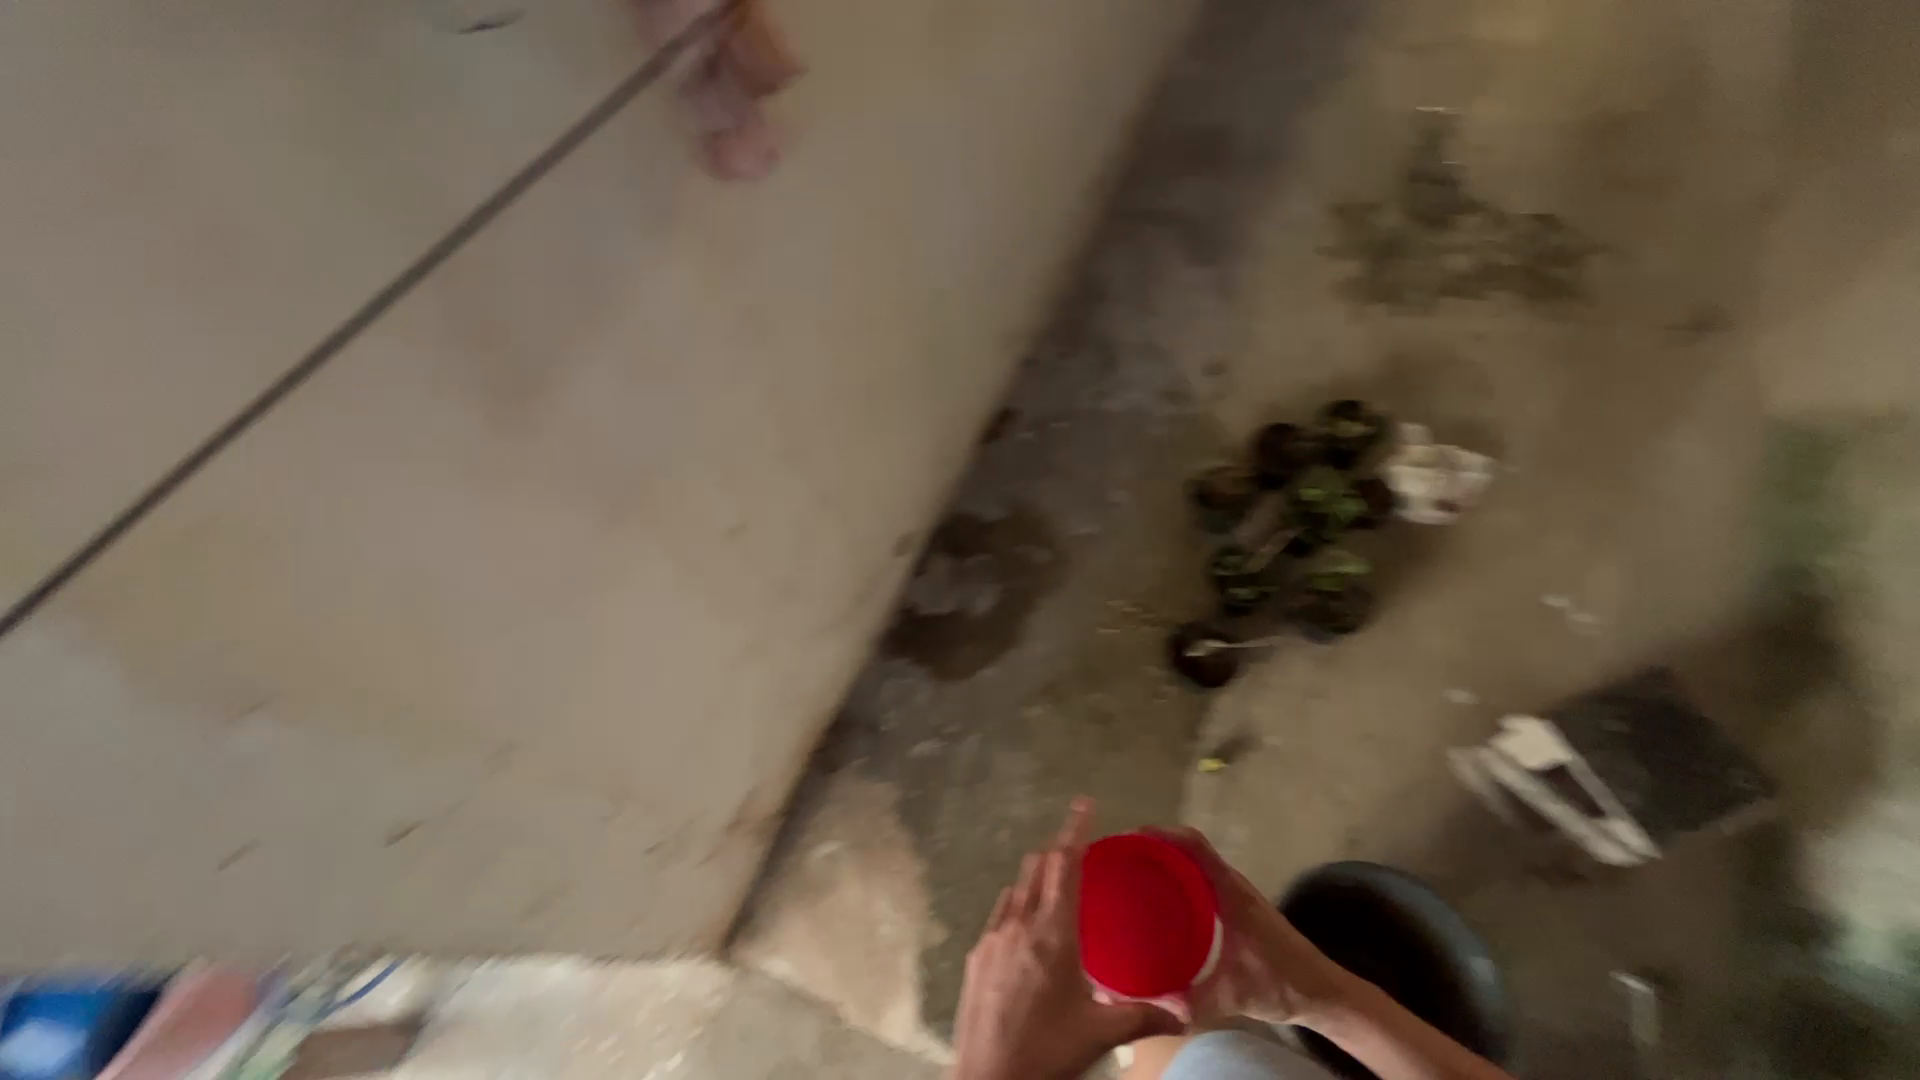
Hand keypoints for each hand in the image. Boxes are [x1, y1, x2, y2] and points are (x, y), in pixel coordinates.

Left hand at [952, 799, 1181, 1079]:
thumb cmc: (1047, 1053)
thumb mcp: (1099, 1035)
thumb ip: (1143, 1017)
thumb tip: (1183, 1013)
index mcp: (1053, 933)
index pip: (1065, 864)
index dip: (1076, 830)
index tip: (1085, 803)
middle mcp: (1019, 924)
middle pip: (1038, 867)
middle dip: (1059, 848)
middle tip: (1079, 842)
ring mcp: (992, 937)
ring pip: (1016, 888)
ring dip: (1037, 876)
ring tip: (1056, 882)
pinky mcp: (976, 955)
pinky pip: (1000, 913)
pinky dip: (1017, 904)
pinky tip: (1027, 926)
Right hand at [1140, 826, 1349, 1026]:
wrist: (1323, 993)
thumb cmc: (1282, 985)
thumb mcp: (1234, 997)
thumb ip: (1192, 1002)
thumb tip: (1147, 1005)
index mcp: (1231, 893)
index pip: (1194, 845)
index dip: (1161, 833)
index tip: (1128, 839)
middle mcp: (1231, 883)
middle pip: (1188, 845)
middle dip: (1153, 843)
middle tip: (1118, 857)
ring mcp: (1234, 891)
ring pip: (1194, 858)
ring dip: (1165, 855)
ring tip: (1129, 871)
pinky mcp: (1234, 903)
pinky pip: (1199, 875)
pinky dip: (1176, 873)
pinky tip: (1157, 897)